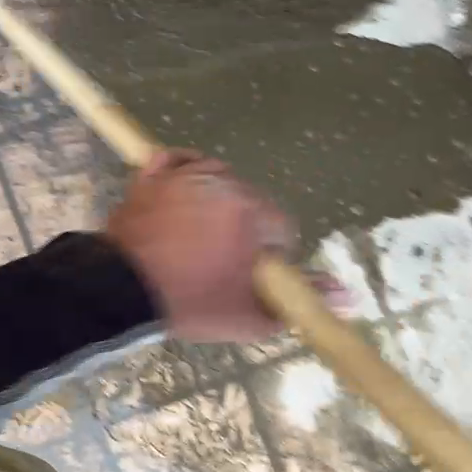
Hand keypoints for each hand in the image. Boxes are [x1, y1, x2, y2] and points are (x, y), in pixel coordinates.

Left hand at [106, 148, 297, 342]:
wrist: (123, 287)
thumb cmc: (193, 300)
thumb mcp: (254, 313)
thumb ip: (302, 299)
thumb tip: (348, 296)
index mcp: (249, 210)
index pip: (281, 227)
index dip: (274, 253)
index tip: (255, 273)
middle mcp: (217, 183)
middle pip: (249, 199)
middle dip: (247, 225)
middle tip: (227, 257)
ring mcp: (178, 176)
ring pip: (215, 175)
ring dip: (221, 196)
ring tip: (209, 228)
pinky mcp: (147, 177)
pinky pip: (172, 158)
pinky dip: (184, 166)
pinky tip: (189, 183)